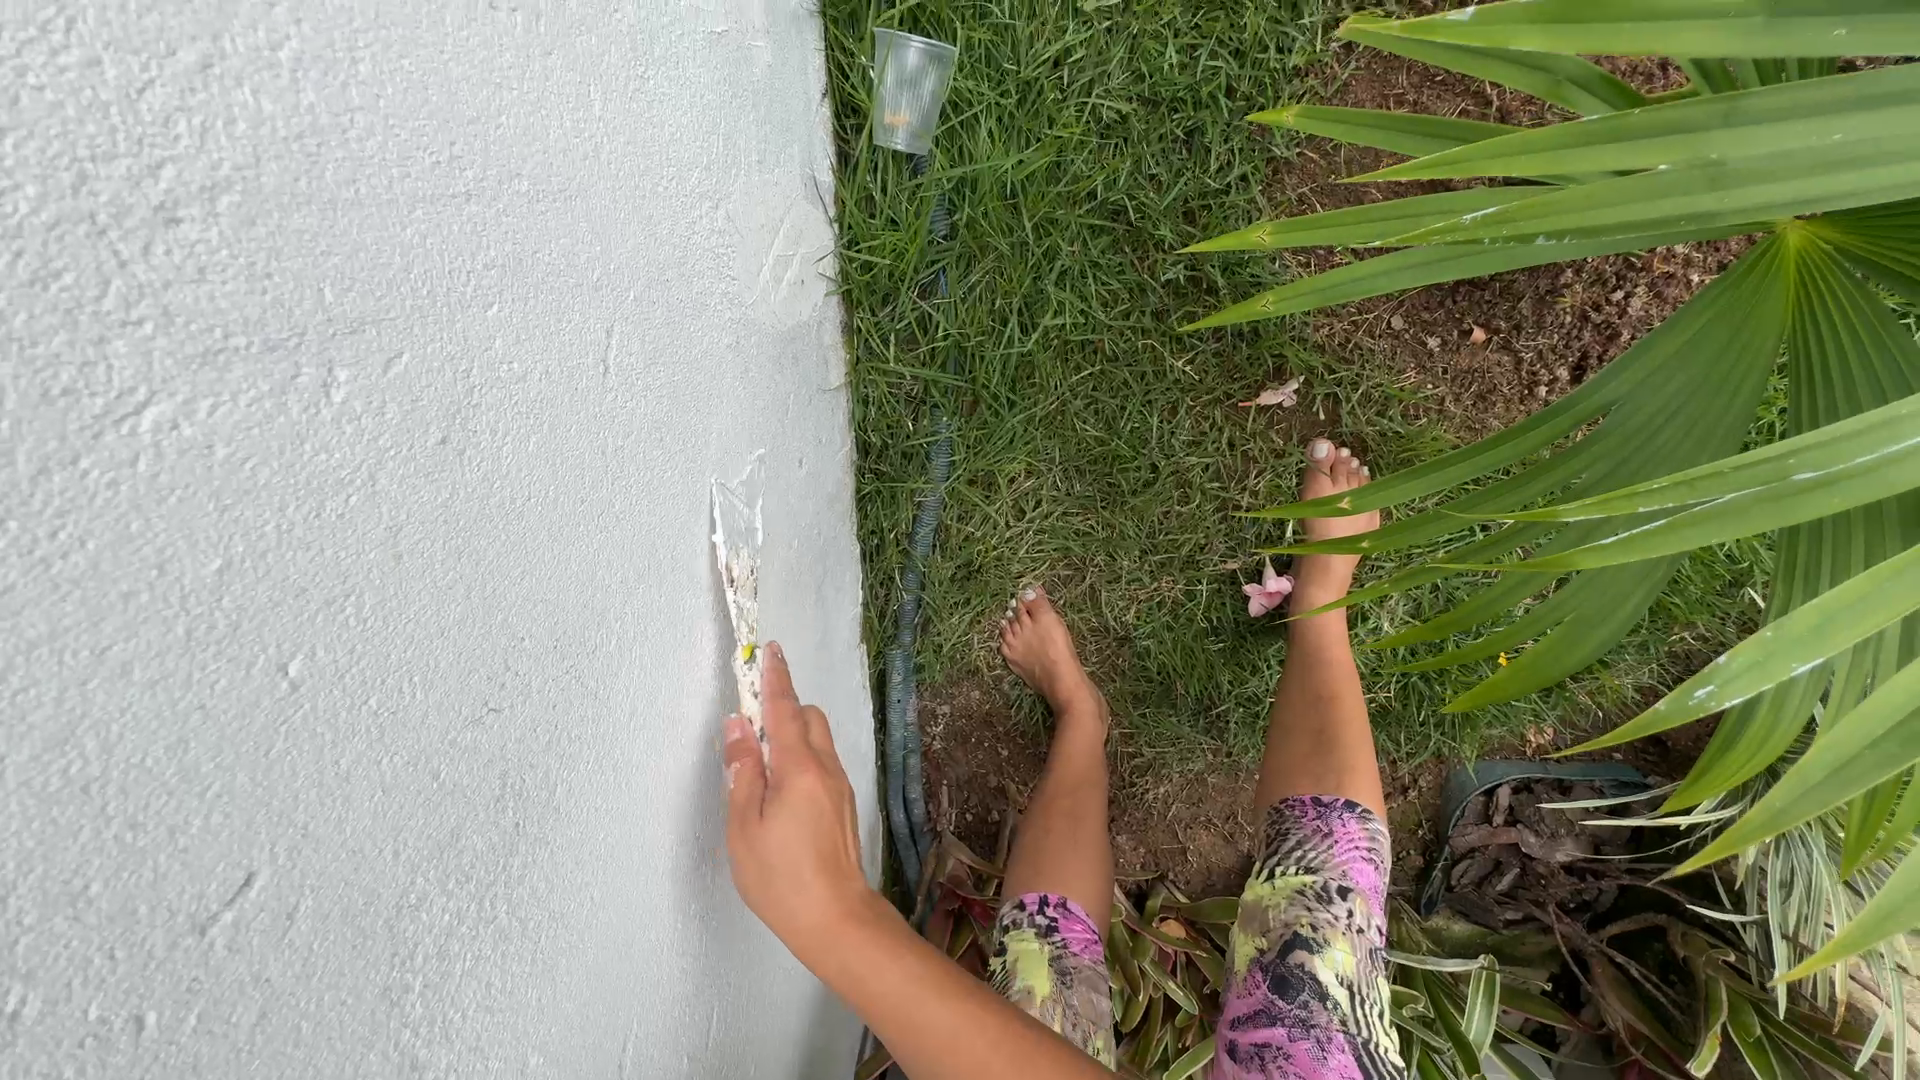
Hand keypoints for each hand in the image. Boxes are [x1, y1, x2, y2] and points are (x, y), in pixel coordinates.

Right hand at [723, 642, 876, 953]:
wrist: (835, 916)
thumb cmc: (780, 876)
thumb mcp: (745, 826)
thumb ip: (743, 771)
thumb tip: (738, 725)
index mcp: (799, 767)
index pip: (785, 709)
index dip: (776, 677)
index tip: (771, 650)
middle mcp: (826, 767)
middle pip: (809, 718)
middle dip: (784, 709)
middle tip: (752, 732)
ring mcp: (840, 785)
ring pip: (818, 741)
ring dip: (793, 737)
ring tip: (762, 771)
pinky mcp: (843, 803)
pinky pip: (822, 764)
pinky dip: (802, 760)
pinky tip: (782, 795)